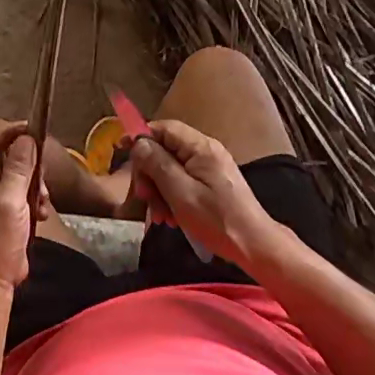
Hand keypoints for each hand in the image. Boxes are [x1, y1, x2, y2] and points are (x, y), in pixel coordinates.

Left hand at [0, 124, 43, 291]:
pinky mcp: (4, 213)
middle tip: (42, 177)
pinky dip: (33, 199)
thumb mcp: (10, 201)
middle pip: (7, 157)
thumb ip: (19, 167)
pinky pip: (22, 194)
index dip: (11, 133)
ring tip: (42, 202)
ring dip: (34, 184)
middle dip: (29, 164)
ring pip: (18, 175)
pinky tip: (41, 213)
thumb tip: (26, 138)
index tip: (35, 131)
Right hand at [128, 119, 286, 267]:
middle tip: (144, 198)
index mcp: (201, 147)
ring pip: (171, 169)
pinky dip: (172, 197)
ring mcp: (210, 168)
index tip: (120, 150)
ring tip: (160, 216)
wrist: (254, 246)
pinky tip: (171, 217)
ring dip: (159, 190)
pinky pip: (183, 182)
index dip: (140, 136)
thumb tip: (139, 143)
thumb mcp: (180, 192)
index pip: (164, 128)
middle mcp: (206, 151)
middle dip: (149, 173)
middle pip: (165, 150)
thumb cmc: (216, 219)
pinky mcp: (212, 184)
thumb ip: (157, 164)